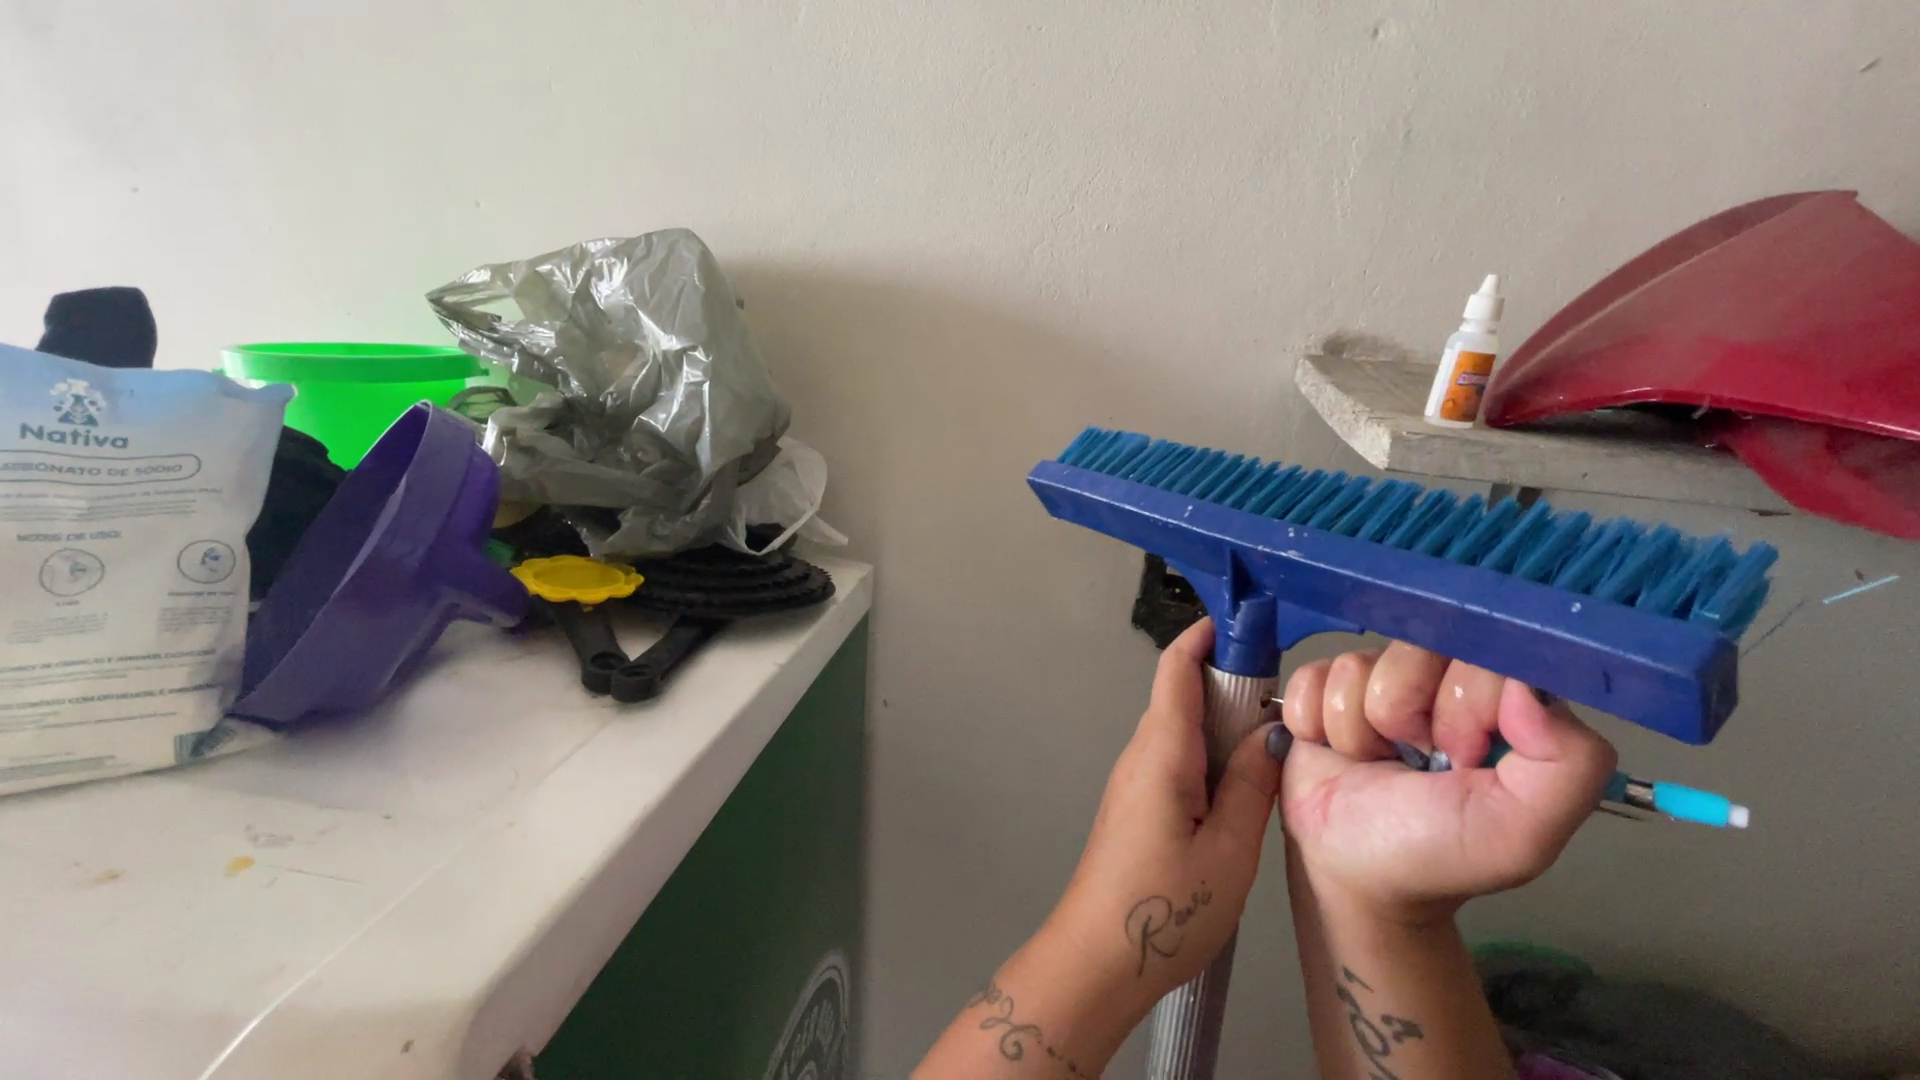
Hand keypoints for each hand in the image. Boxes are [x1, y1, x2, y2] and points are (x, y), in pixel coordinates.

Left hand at [1039, 617, 1284, 1014]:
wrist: (1099, 955)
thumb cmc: (1166, 905)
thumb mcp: (1229, 849)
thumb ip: (1251, 785)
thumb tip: (1272, 732)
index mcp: (1161, 752)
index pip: (1176, 669)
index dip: (1206, 636)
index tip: (1247, 623)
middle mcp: (1140, 754)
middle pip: (1181, 694)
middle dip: (1229, 682)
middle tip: (1285, 695)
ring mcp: (1134, 778)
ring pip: (1180, 728)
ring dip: (1222, 722)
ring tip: (1273, 741)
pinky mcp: (1136, 802)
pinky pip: (1175, 757)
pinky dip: (1208, 752)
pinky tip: (1241, 782)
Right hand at [1278, 640, 1616, 925]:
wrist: (1347, 872)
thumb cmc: (1433, 853)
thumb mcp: (1521, 830)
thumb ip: (1568, 764)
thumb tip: (1528, 684)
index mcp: (1500, 702)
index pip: (1483, 653)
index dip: (1463, 702)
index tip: (1460, 757)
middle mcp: (1438, 679)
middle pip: (1411, 649)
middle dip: (1401, 715)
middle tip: (1410, 761)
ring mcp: (1374, 679)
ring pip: (1353, 664)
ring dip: (1353, 727)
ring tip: (1368, 763)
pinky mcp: (1319, 687)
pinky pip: (1309, 676)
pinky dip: (1312, 721)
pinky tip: (1330, 750)